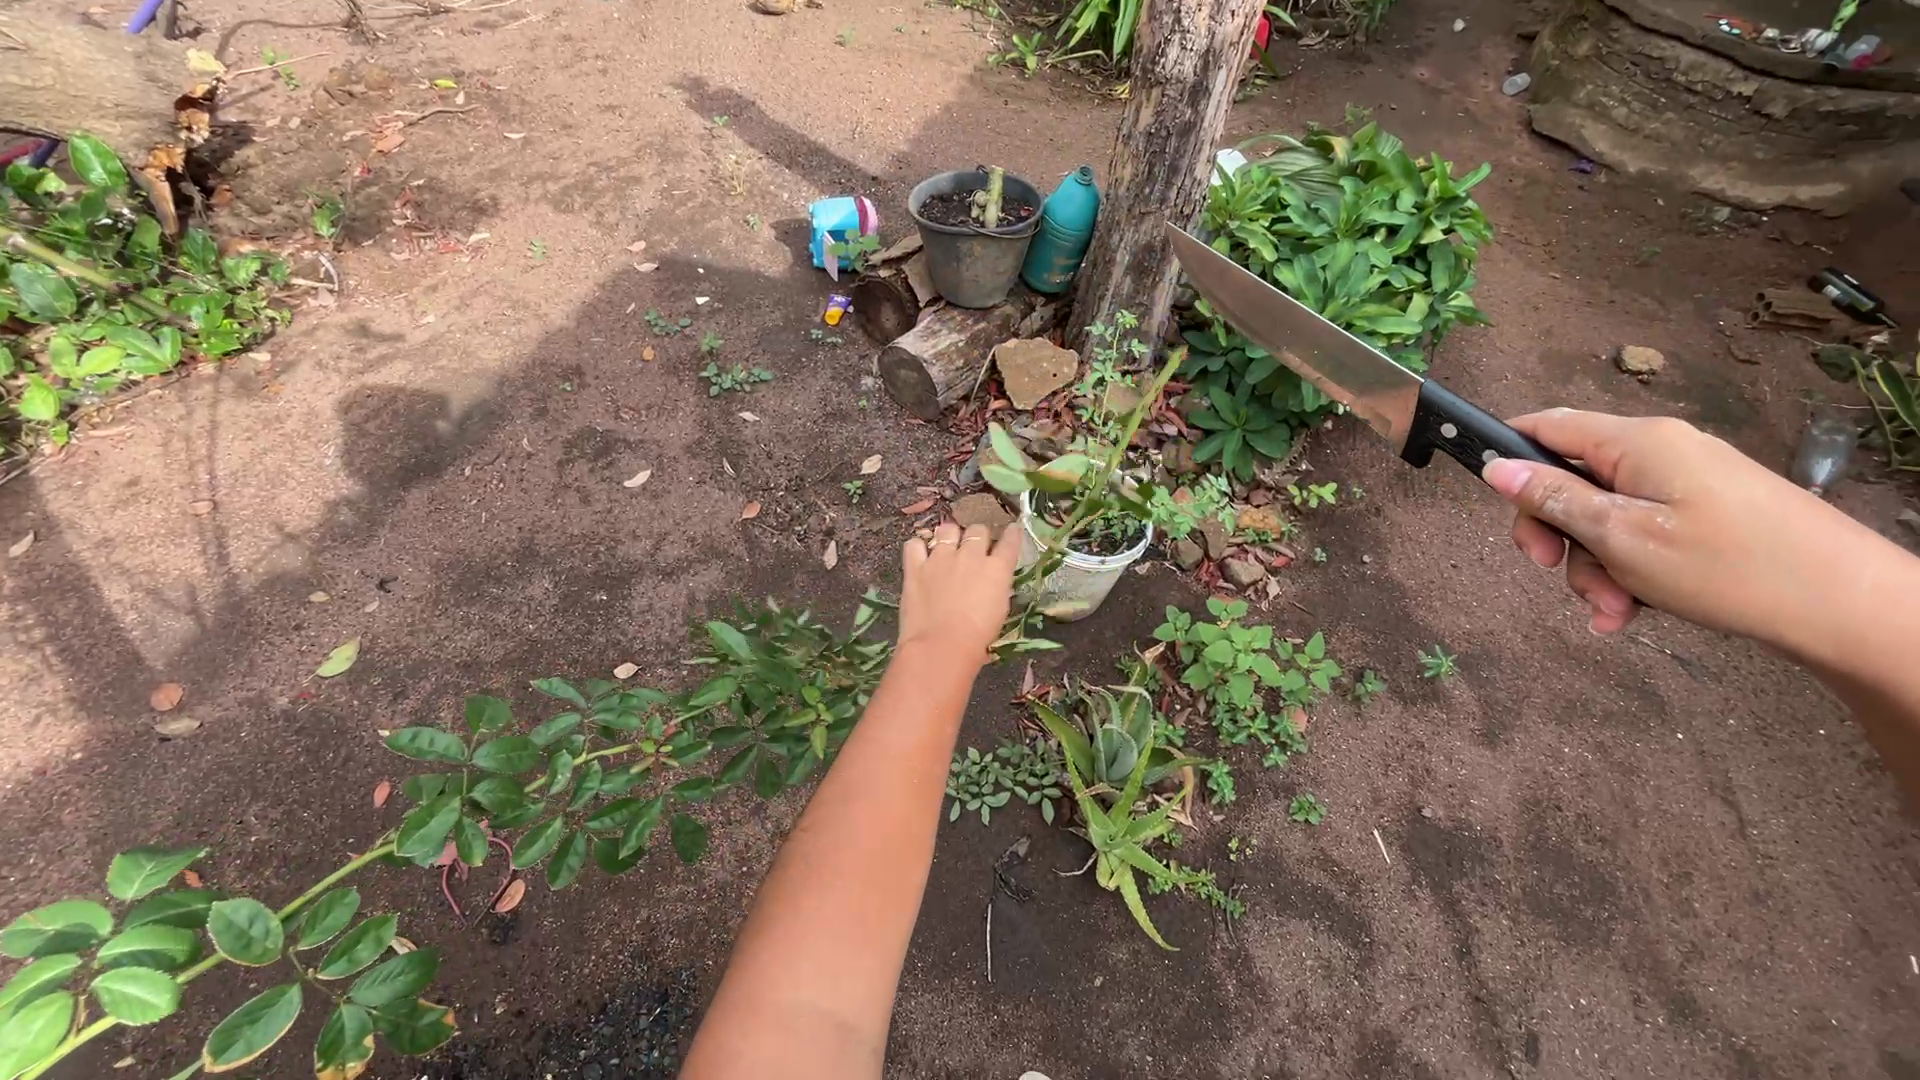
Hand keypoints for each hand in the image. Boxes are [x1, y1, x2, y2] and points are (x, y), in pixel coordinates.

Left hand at [897, 522, 1020, 663]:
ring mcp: (941, 558)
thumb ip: (997, 587)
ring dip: (950, 536)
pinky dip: (917, 547)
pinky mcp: (916, 567)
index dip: (1012, 534)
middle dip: (978, 537)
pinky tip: (920, 556)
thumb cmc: (977, 637)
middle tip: (974, 550)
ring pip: (947, 530)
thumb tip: (992, 580)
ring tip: (947, 546)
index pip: (1009, 542)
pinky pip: (914, 545)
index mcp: (996, 569)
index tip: (1012, 530)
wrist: (942, 645)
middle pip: (978, 531)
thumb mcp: (999, 610)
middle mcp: (970, 556)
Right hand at [1481, 409, 1885, 647]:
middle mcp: (1657, 452)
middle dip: (1555, 534)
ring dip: (1590, 566)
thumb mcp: (1620, 535)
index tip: (1493, 502)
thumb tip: (1497, 467)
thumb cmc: (1728, 566)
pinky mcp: (1701, 513)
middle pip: (1568, 482)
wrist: (1850, 609)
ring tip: (1612, 610)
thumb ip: (1552, 499)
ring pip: (1600, 517)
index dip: (1508, 455)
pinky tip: (1630, 611)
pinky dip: (1623, 570)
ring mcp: (1682, 483)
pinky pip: (1636, 533)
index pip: (1546, 426)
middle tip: (1550, 572)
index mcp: (1637, 442)